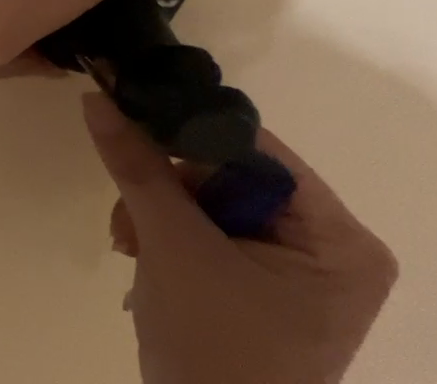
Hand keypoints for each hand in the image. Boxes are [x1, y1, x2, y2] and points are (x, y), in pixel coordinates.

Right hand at [85, 94, 397, 383]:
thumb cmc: (214, 341)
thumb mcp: (171, 245)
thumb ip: (136, 166)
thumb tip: (97, 96)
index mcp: (338, 238)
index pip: (256, 150)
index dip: (188, 129)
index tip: (124, 117)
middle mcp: (329, 244)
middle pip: (228, 172)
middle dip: (166, 185)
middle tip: (126, 211)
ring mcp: (297, 264)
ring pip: (207, 196)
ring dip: (156, 209)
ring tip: (129, 243)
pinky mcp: (262, 278)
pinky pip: (207, 226)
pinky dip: (165, 231)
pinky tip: (142, 253)